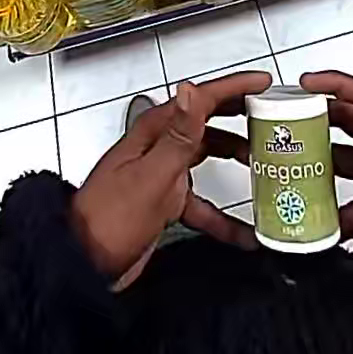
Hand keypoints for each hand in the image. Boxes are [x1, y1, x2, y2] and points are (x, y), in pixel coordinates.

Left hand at [69, 70, 271, 288]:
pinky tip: (245, 232)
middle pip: (209, 122)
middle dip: (242, 117)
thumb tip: (191, 90)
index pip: (203, 98)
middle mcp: (162, 145)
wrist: (80, 269)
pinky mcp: (167, 201)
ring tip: (266, 163)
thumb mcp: (152, 175)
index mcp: (157, 130)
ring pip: (210, 157)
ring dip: (238, 159)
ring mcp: (165, 173)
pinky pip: (204, 205)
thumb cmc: (108, 219)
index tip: (265, 83)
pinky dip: (225, 217)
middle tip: (272, 117)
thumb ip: (179, 135)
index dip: (236, 87)